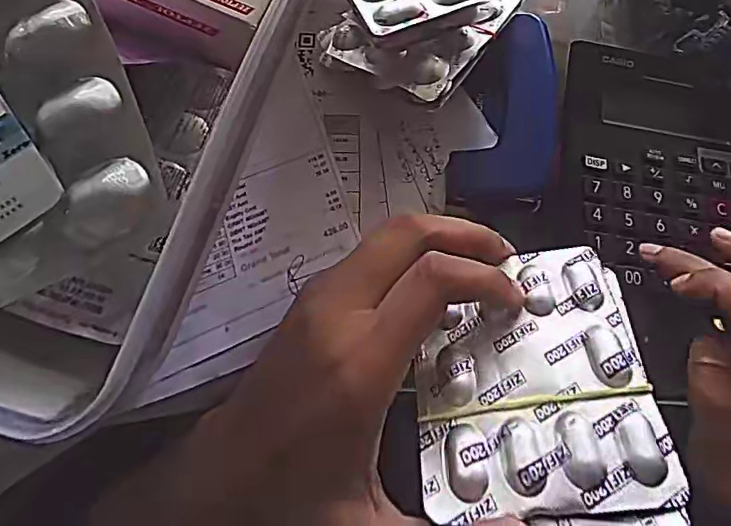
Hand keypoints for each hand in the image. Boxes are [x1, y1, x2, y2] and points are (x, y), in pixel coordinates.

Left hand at [93, 214, 524, 525]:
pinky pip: (374, 251)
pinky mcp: (313, 297)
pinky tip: (433, 281)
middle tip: (504, 254)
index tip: (512, 296)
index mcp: (359, 362)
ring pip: (389, 232)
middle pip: (409, 233)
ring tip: (477, 261)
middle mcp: (338, 312)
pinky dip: (414, 250)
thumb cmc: (291, 498)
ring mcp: (320, 297)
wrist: (218, 479)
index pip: (431, 280)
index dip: (483, 277)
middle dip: (465, 232)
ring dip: (439, 235)